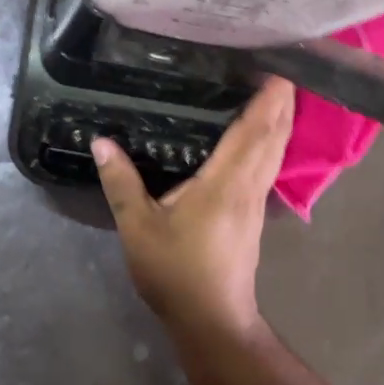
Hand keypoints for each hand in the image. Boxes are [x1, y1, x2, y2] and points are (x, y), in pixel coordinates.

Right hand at [93, 77, 294, 339]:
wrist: (211, 320)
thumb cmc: (176, 272)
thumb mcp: (138, 227)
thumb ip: (122, 182)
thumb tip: (102, 141)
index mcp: (227, 183)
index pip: (255, 130)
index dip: (269, 97)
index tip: (276, 64)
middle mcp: (250, 187)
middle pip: (275, 136)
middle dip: (281, 101)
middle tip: (276, 65)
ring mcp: (256, 203)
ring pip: (275, 152)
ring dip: (278, 121)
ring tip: (271, 91)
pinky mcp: (253, 216)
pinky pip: (268, 166)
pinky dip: (269, 142)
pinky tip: (255, 138)